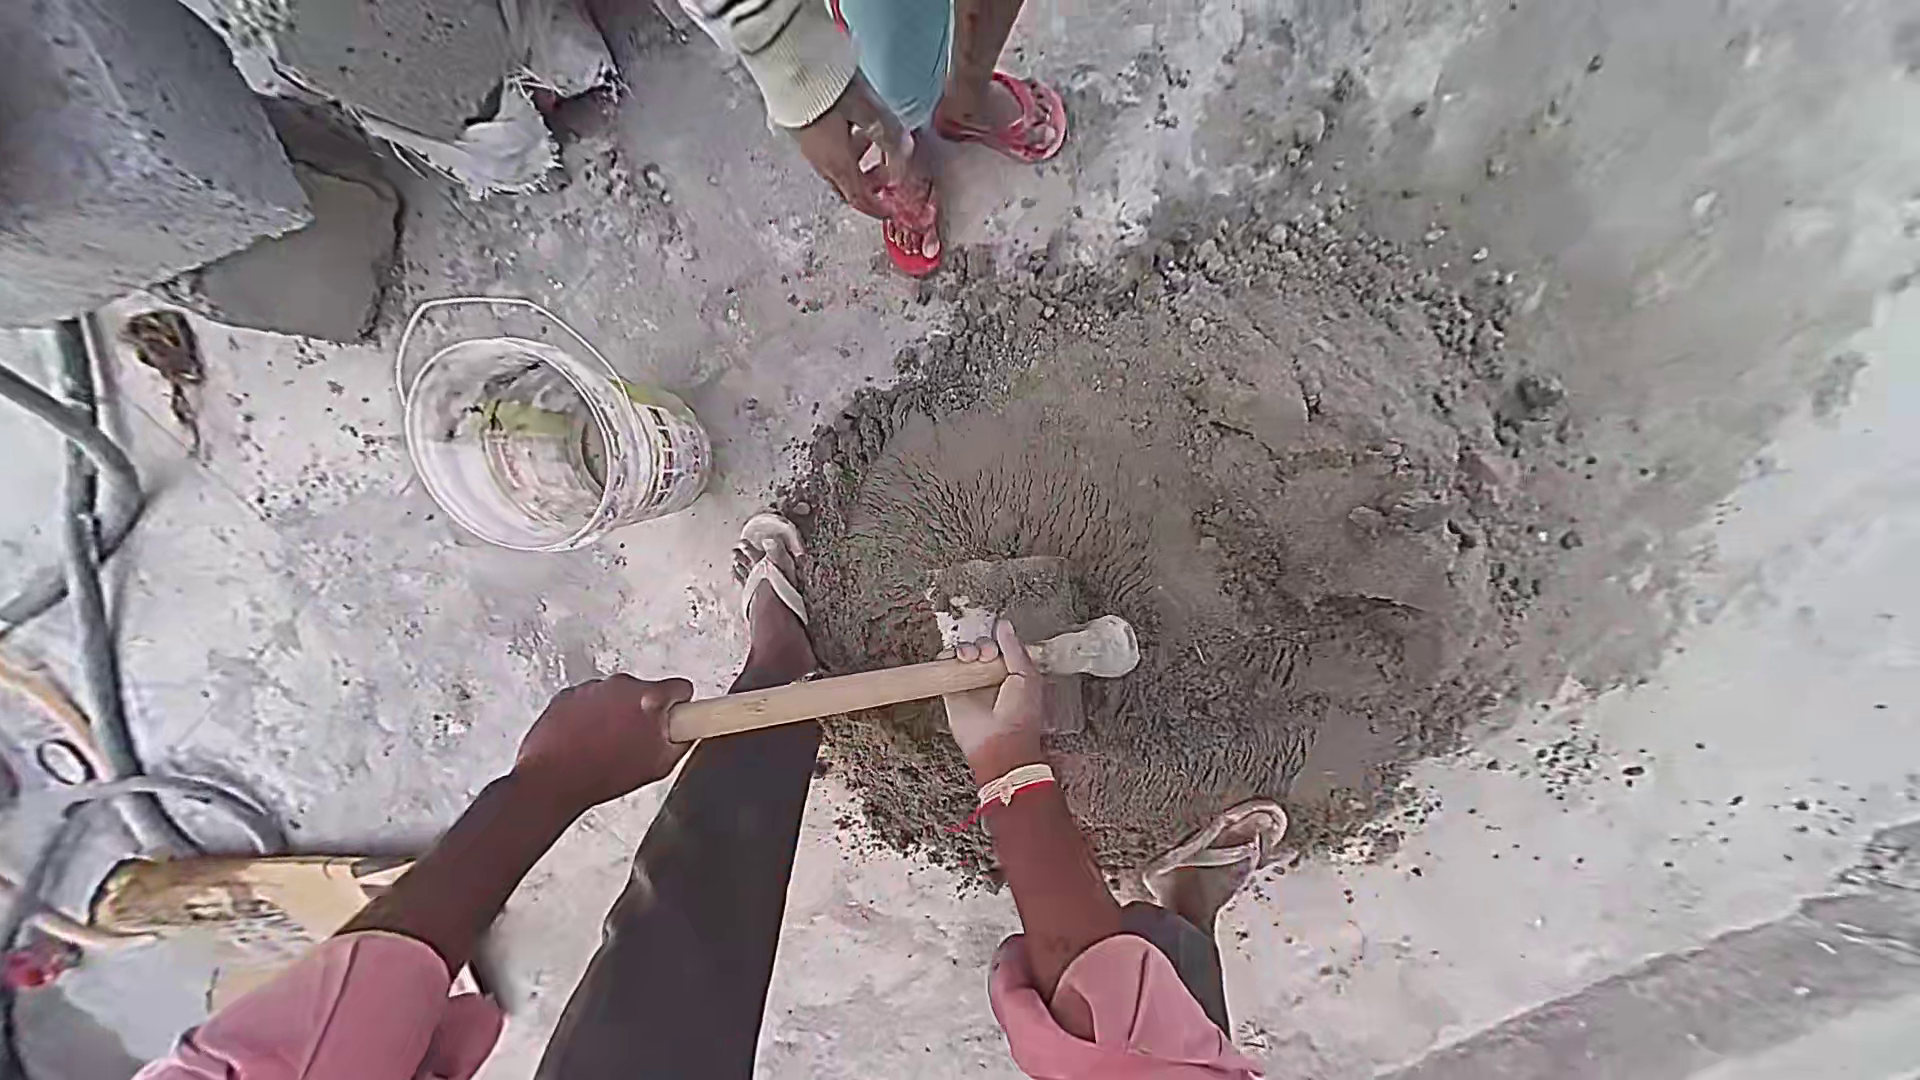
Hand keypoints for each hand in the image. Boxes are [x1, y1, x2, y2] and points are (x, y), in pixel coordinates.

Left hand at [512, 674, 692, 814]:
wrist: (551, 783)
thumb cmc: (602, 776)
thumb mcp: (661, 766)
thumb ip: (682, 741)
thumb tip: (688, 732)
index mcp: (650, 699)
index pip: (681, 687)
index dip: (679, 704)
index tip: (672, 716)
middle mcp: (623, 685)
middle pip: (646, 690)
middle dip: (643, 710)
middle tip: (633, 738)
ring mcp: (593, 688)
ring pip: (616, 694)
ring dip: (615, 710)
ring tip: (604, 742)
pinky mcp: (568, 694)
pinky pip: (588, 699)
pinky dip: (588, 713)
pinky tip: (583, 738)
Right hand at [793, 76, 894, 219]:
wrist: (784, 61)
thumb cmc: (824, 85)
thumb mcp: (866, 109)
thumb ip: (889, 133)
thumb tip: (906, 151)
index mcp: (838, 164)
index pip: (860, 199)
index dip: (877, 209)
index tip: (889, 210)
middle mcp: (821, 161)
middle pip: (848, 186)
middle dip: (870, 185)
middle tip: (887, 175)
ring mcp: (809, 146)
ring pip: (838, 168)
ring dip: (859, 163)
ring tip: (871, 141)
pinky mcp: (801, 129)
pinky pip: (827, 151)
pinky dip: (845, 148)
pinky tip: (851, 126)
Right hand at [942, 620, 1045, 782]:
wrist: (1001, 743)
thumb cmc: (1021, 715)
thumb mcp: (1026, 675)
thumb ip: (1014, 649)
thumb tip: (1004, 625)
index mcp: (1011, 672)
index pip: (1001, 647)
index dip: (998, 641)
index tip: (998, 642)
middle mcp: (990, 676)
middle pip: (981, 647)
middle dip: (983, 645)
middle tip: (986, 653)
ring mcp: (971, 684)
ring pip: (963, 654)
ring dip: (966, 649)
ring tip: (970, 657)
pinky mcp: (953, 692)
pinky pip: (945, 669)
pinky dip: (946, 659)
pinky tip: (954, 659)